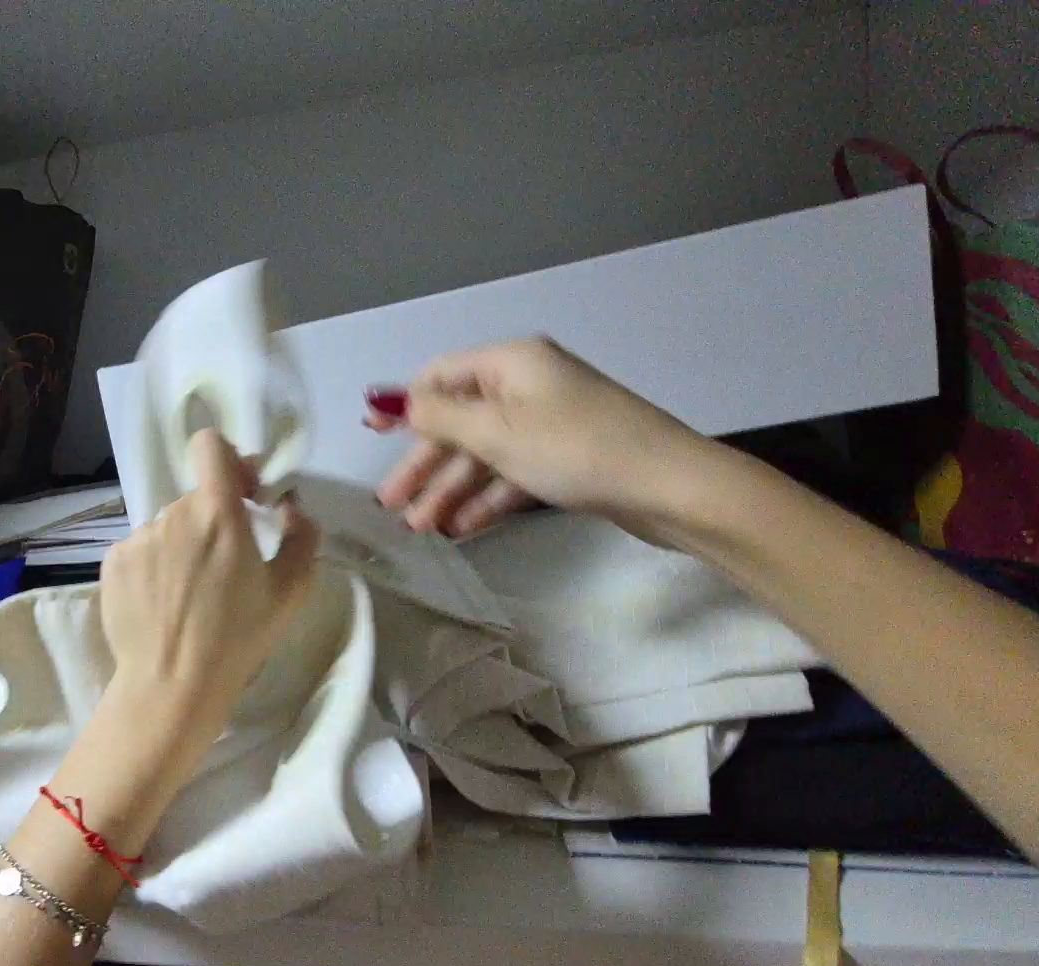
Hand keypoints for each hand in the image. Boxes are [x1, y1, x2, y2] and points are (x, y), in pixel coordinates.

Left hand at [91, 428, 319, 786]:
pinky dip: (154, 567)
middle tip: (224, 570)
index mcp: (217, 512)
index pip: (210, 446)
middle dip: (212, 520)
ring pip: (167, 527)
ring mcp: (137, 537)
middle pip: (195, 499)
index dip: (229, 461)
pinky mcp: (112, 562)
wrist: (173, 685)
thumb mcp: (291, 591)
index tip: (243, 496)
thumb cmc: (239, 638)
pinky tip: (162, 604)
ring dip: (182, 547)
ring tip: (190, 596)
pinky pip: (140, 550)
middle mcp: (171, 514)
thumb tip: (289, 507)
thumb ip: (302, 535)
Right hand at [369, 338, 723, 538]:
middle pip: (458, 422)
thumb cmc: (574, 448)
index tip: (370, 435)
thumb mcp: (495, 431)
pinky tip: (461, 528)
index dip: (404, 406)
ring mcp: (547, 424)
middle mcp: (526, 387)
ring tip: (422, 529)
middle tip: (391, 506)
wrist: (668, 486)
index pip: (441, 376)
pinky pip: (511, 474)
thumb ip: (435, 416)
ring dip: (450, 490)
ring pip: (483, 455)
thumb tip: (384, 397)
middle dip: (423, 465)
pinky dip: (485, 499)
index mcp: (510, 363)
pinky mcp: (564, 459)